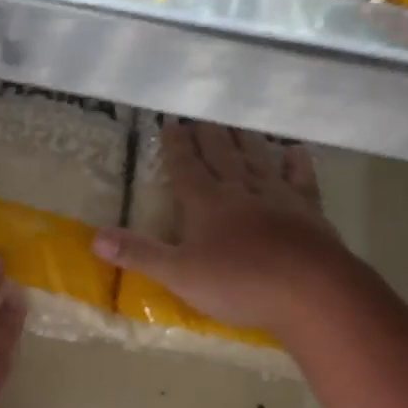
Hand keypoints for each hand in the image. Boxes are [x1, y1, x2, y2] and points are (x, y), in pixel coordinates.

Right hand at [92, 121, 348, 335]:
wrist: (312, 291)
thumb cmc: (239, 283)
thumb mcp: (179, 274)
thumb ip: (139, 253)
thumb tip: (94, 237)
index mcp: (206, 203)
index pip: (186, 168)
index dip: (176, 146)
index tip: (171, 123)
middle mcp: (240, 191)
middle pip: (221, 156)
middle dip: (208, 136)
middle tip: (200, 116)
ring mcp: (278, 198)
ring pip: (257, 160)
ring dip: (245, 141)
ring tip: (237, 124)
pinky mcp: (310, 212)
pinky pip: (301, 179)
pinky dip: (296, 163)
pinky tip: (294, 151)